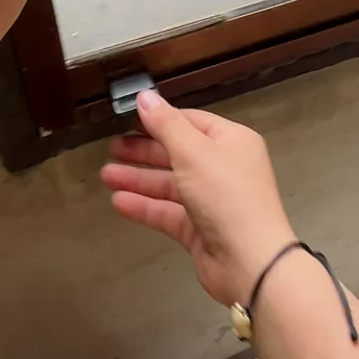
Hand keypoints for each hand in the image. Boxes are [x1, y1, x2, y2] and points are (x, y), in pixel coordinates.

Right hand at [101, 89, 297, 306]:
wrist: (250, 262)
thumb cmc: (228, 196)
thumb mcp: (194, 152)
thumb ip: (166, 124)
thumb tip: (145, 97)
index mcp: (231, 141)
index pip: (191, 122)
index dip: (160, 119)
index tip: (130, 118)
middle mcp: (224, 168)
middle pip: (178, 153)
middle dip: (144, 151)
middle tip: (113, 147)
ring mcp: (212, 201)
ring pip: (169, 184)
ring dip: (139, 179)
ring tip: (107, 175)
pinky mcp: (200, 230)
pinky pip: (168, 212)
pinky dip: (145, 206)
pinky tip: (119, 202)